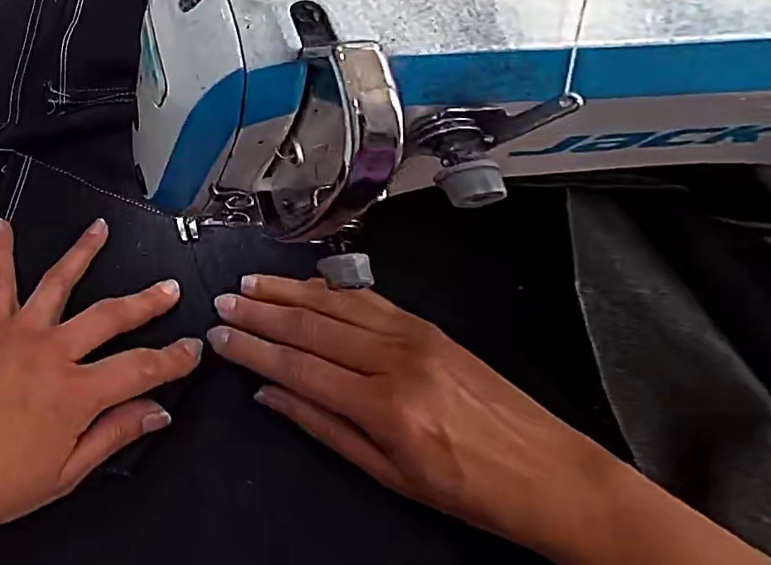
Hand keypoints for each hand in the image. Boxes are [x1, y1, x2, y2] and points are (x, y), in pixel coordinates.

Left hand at [0, 219, 200, 564]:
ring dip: (83, 251)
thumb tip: (157, 412)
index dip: (173, 359)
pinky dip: (2, 254)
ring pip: (60, 282)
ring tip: (101, 228)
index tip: (192, 349)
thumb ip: (115, 434)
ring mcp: (20, 336)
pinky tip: (3, 227)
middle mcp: (50, 354)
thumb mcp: (66, 473)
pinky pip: (1, 285)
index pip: (140, 367)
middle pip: (111, 316)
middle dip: (147, 302)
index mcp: (74, 394)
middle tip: (170, 289)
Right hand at [209, 276, 770, 564]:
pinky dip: (328, 286)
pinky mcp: (424, 323)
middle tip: (223, 301)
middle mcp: (393, 358)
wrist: (551, 472)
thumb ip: (324, 428)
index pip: (298, 365)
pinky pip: (366, 297)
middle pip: (310, 325)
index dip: (252, 348)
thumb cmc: (473, 489)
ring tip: (251, 284)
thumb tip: (271, 394)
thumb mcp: (391, 477)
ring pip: (333, 302)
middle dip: (260, 311)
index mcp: (384, 405)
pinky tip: (306, 282)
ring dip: (287, 291)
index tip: (220, 335)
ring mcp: (411, 333)